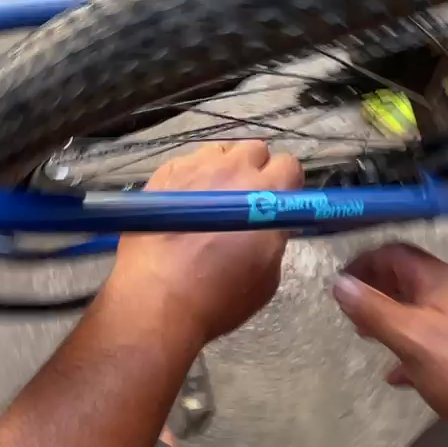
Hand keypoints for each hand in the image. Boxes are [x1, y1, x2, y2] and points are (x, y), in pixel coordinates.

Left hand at [101, 141, 302, 346]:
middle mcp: (233, 169)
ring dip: (224, 167)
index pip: (289, 164)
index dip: (285, 183)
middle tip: (246, 199)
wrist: (157, 297)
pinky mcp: (167, 170)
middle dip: (255, 169)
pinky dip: (194, 175)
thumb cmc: (219, 296)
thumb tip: (270, 221)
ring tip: (212, 197)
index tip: (277, 201)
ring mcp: (197, 165)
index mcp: (267, 193)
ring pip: (221, 149)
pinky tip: (185, 202)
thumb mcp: (268, 274)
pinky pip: (190, 161)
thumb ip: (274, 234)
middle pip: (256, 149)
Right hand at [331, 243, 447, 439]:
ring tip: (366, 335)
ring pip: (416, 308)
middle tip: (350, 310)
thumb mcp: (411, 338)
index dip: (363, 262)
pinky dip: (407, 346)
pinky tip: (397, 374)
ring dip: (388, 317)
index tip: (341, 282)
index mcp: (438, 278)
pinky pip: (429, 337)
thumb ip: (373, 309)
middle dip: (374, 289)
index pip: (393, 252)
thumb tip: (338, 282)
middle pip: (404, 278)